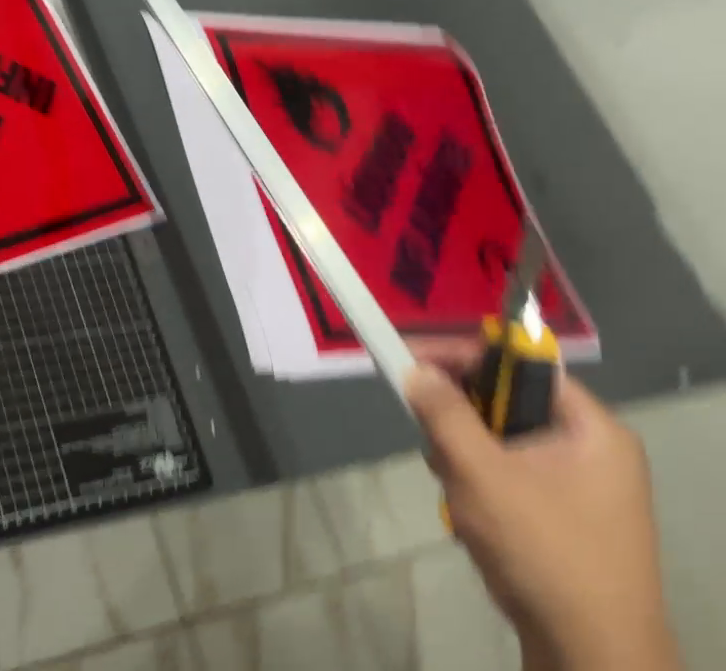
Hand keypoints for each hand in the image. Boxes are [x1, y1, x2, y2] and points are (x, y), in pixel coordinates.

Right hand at [407, 357, 679, 670]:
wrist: (588, 642)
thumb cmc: (541, 545)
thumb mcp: (479, 472)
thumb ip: (444, 413)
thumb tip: (414, 368)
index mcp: (591, 430)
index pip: (522, 365)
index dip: (463, 355)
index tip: (406, 357)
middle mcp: (591, 448)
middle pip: (505, 403)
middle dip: (457, 419)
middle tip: (431, 439)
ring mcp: (579, 483)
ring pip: (497, 439)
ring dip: (461, 456)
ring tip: (456, 491)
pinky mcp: (561, 510)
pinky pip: (504, 471)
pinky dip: (475, 482)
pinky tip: (469, 512)